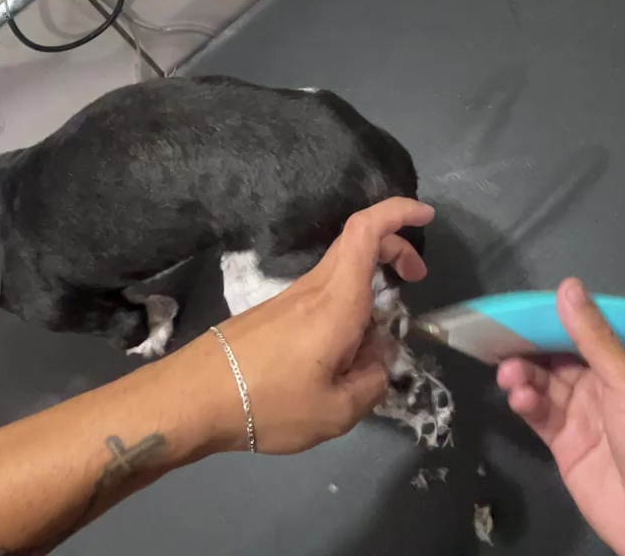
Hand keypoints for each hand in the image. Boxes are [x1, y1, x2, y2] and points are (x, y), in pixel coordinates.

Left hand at [183, 197, 433, 454]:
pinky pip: (326, 294)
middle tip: (417, 279)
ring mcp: (293, 297)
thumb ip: (372, 381)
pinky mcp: (278, 312)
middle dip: (395, 248)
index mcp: (336, 301)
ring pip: (343, 270)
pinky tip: (345, 353)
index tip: (426, 215)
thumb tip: (381, 355)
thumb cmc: (271, 401)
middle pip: (358, 243)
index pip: (366, 231)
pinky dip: (350, 304)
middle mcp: (315, 288)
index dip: (397, 212)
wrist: (197, 396)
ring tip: (378, 344)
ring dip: (372, 284)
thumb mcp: (337, 411)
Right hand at [498, 278, 624, 555]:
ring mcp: (581, 418)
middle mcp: (600, 388)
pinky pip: (538, 414)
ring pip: (541, 383)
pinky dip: (524, 403)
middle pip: (553, 356)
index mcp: (622, 368)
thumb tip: (569, 285)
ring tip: (510, 378)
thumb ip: (595, 338)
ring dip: (522, 375)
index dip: (549, 318)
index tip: (516, 307)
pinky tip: (519, 400)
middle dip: (527, 347)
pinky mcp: (565, 446)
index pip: (579, 331)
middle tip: (501, 342)